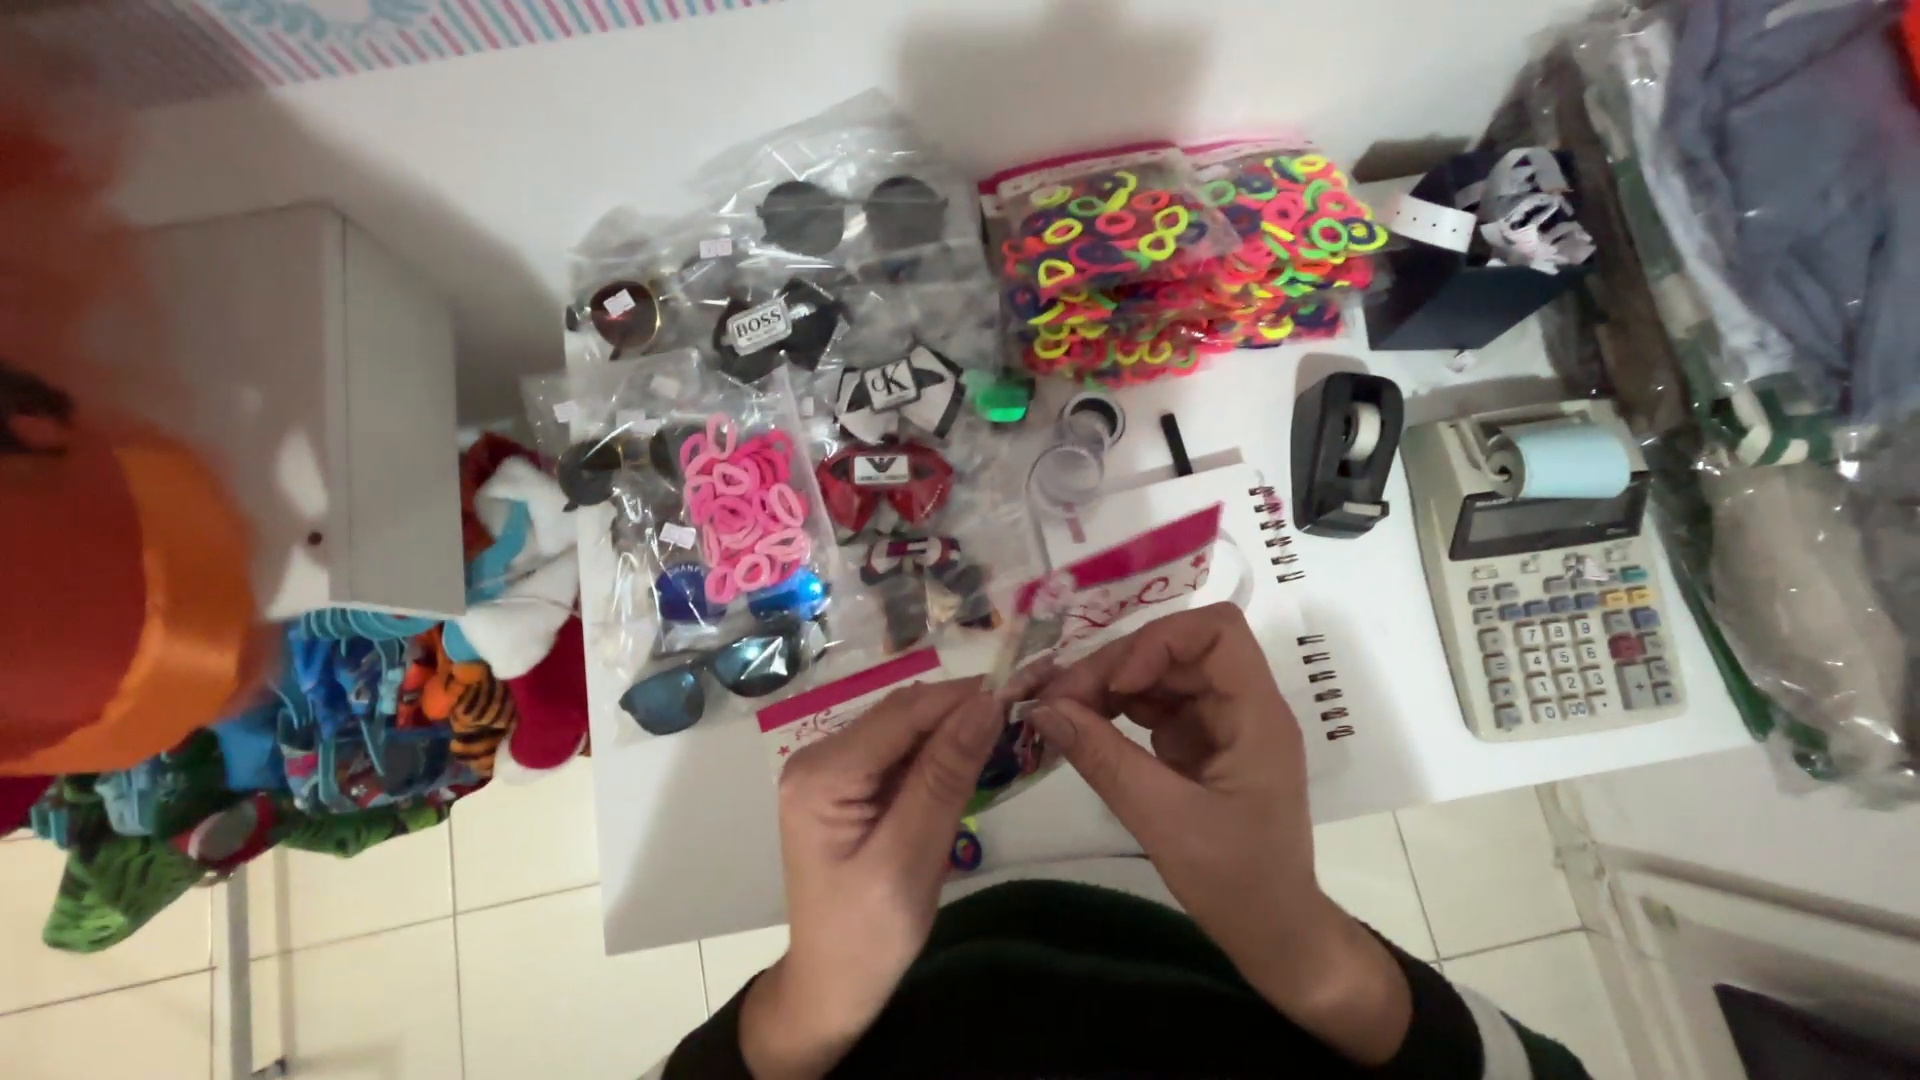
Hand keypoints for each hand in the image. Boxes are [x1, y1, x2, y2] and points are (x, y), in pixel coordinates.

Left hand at [740, 679, 1000, 1079]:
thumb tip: (986, 705)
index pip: (902, 714)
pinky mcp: (849, 783)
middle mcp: (819, 757)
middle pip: (902, 714)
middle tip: (1024, 708)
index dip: (962, 697)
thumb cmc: (868, 934)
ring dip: (954, 726)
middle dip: (961, 708)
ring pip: (905, 727)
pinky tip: (974, 753)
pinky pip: (901, 751)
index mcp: (821, 774)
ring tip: (1010, 725)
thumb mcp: (911, 857)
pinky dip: (939, 750)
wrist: (832, 985)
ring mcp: (832, 768)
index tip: (1021, 689)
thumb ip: (945, 776)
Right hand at [1029, 603, 1411, 1064]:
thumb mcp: (1163, 820)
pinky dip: (1116, 709)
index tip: (1118, 684)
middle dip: (1117, 665)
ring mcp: (1220, 723)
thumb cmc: (1236, 881)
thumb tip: (1042, 709)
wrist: (1274, 934)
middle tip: (1059, 699)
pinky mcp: (1199, 742)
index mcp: (1256, 715)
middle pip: (1178, 649)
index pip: (1217, 632)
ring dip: (1110, 684)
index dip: (1161, 641)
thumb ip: (1103, 759)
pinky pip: (1154, 704)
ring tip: (1062, 711)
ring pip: (1161, 673)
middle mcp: (1242, 706)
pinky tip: (1083, 726)